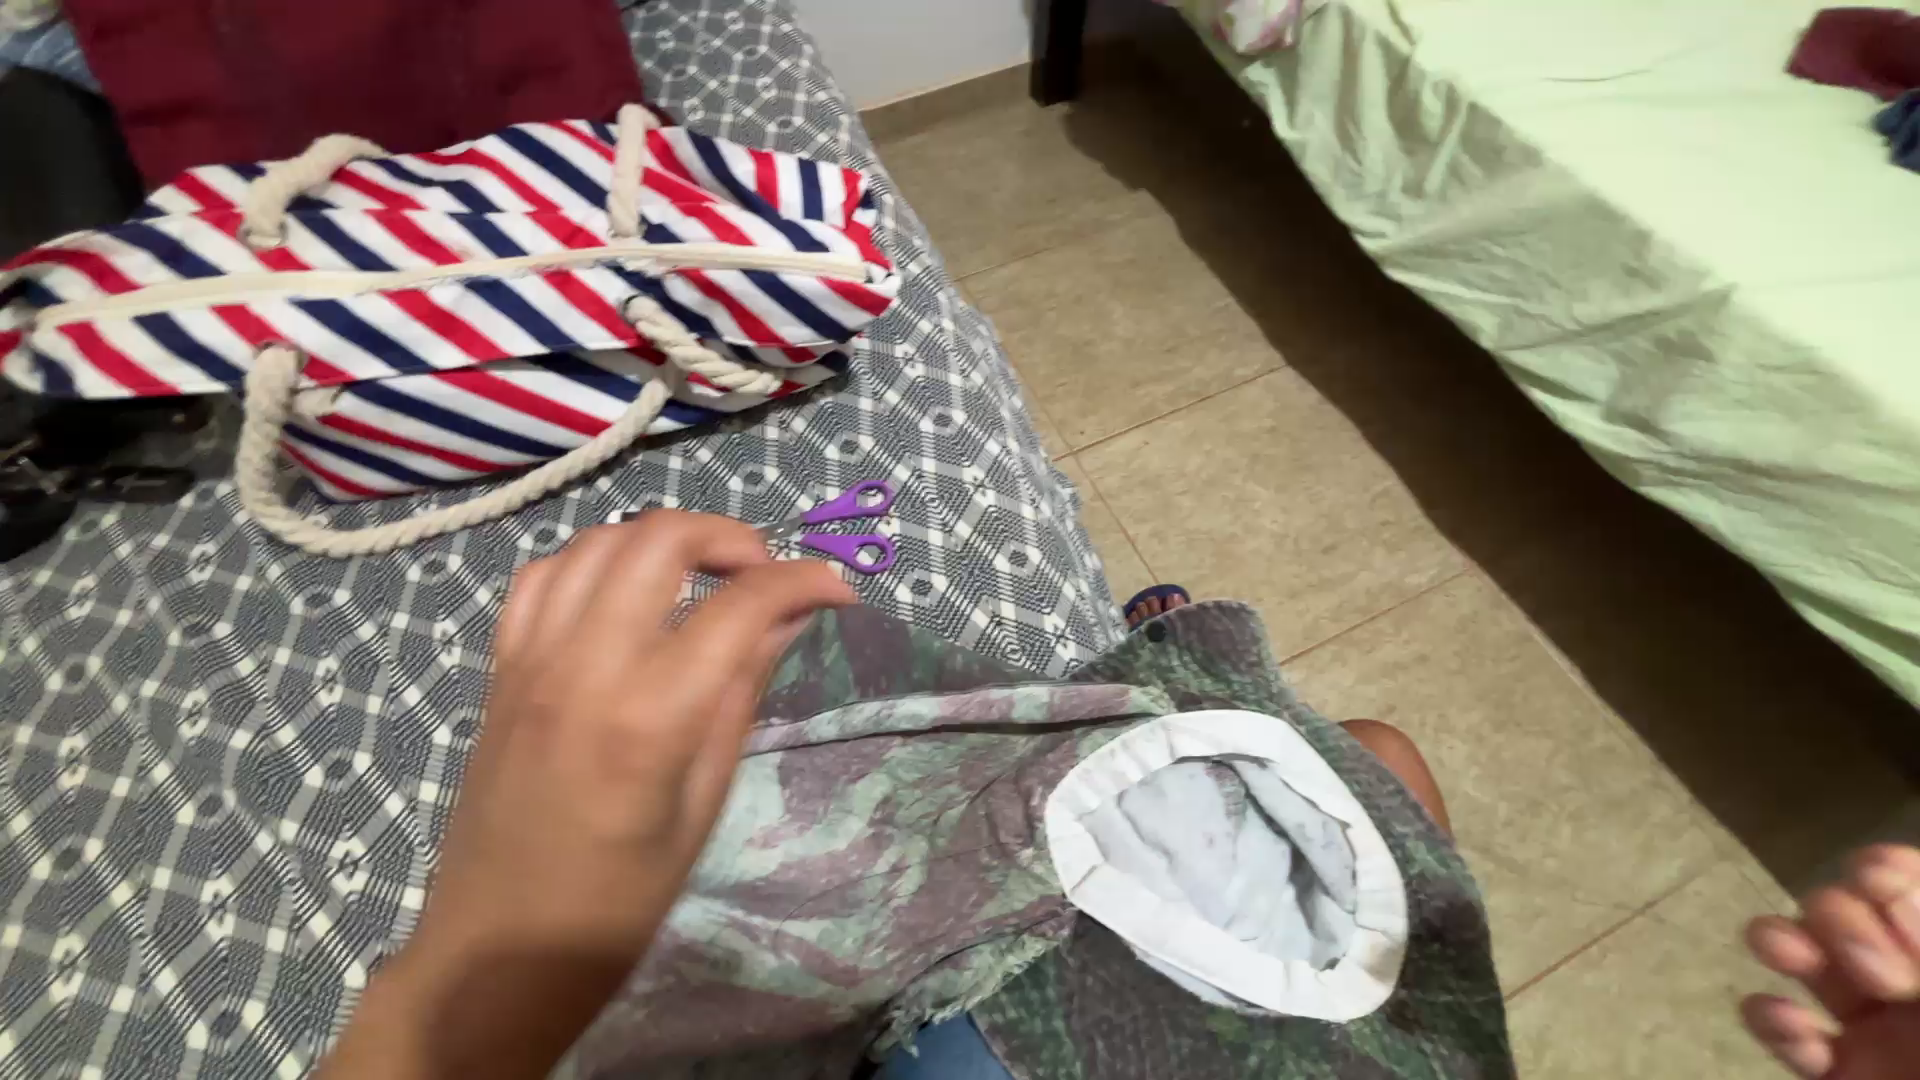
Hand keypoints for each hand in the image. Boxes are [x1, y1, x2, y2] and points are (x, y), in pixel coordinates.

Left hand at [320, 511, 855, 1078]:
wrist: (499, 954)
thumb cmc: (621, 898)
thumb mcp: (706, 799)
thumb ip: (744, 689)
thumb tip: (789, 616)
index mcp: (649, 715)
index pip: (741, 606)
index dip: (803, 581)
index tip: (836, 590)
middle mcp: (584, 666)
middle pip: (660, 539)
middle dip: (731, 536)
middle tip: (764, 575)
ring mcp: (532, 660)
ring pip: (600, 540)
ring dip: (665, 540)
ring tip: (702, 577)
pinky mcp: (501, 669)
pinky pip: (543, 575)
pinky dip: (596, 561)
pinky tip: (626, 593)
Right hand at [1742, 844, 1919, 1078]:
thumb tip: (1889, 883)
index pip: (1914, 887)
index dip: (1887, 872)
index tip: (1877, 880)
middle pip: (1848, 911)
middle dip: (1840, 917)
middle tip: (1874, 965)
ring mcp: (1876, 1034)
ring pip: (1798, 955)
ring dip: (1781, 942)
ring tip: (1787, 957)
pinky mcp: (1833, 1071)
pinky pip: (1778, 1028)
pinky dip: (1769, 1020)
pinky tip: (1793, 1030)